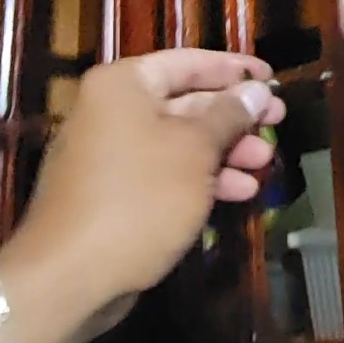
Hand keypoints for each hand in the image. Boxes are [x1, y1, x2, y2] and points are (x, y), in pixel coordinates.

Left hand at [0, 49, 286, 303]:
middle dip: (234, 116)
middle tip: (277, 120)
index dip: (234, 69)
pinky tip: (239, 192)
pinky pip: (165, 173)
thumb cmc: (138, 196)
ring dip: (225, 151)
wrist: (67, 280)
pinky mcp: (113, 195)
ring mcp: (110, 155)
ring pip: (180, 141)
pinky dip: (200, 178)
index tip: (271, 76)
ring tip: (264, 162)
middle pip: (187, 102)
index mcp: (124, 85)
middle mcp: (113, 111)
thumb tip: (257, 90)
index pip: (189, 62)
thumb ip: (229, 115)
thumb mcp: (195, 150)